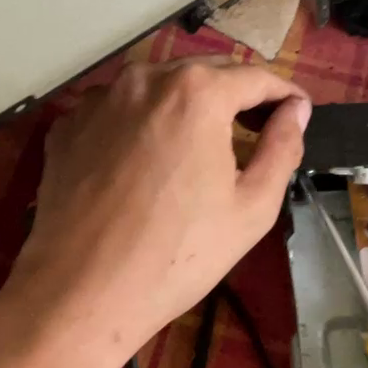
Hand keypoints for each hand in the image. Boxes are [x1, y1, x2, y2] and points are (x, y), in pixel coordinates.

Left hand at [0, 57, 310, 367]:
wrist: (80, 293)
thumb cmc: (177, 255)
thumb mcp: (252, 207)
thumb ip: (282, 147)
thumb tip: (295, 111)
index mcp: (196, 93)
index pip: (255, 77)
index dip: (284, 93)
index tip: (299, 111)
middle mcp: (144, 79)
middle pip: (204, 74)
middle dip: (236, 95)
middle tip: (257, 130)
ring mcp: (99, 98)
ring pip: (158, 87)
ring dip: (186, 105)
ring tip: (201, 146)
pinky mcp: (68, 124)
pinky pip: (118, 109)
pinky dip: (141, 122)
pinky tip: (146, 162)